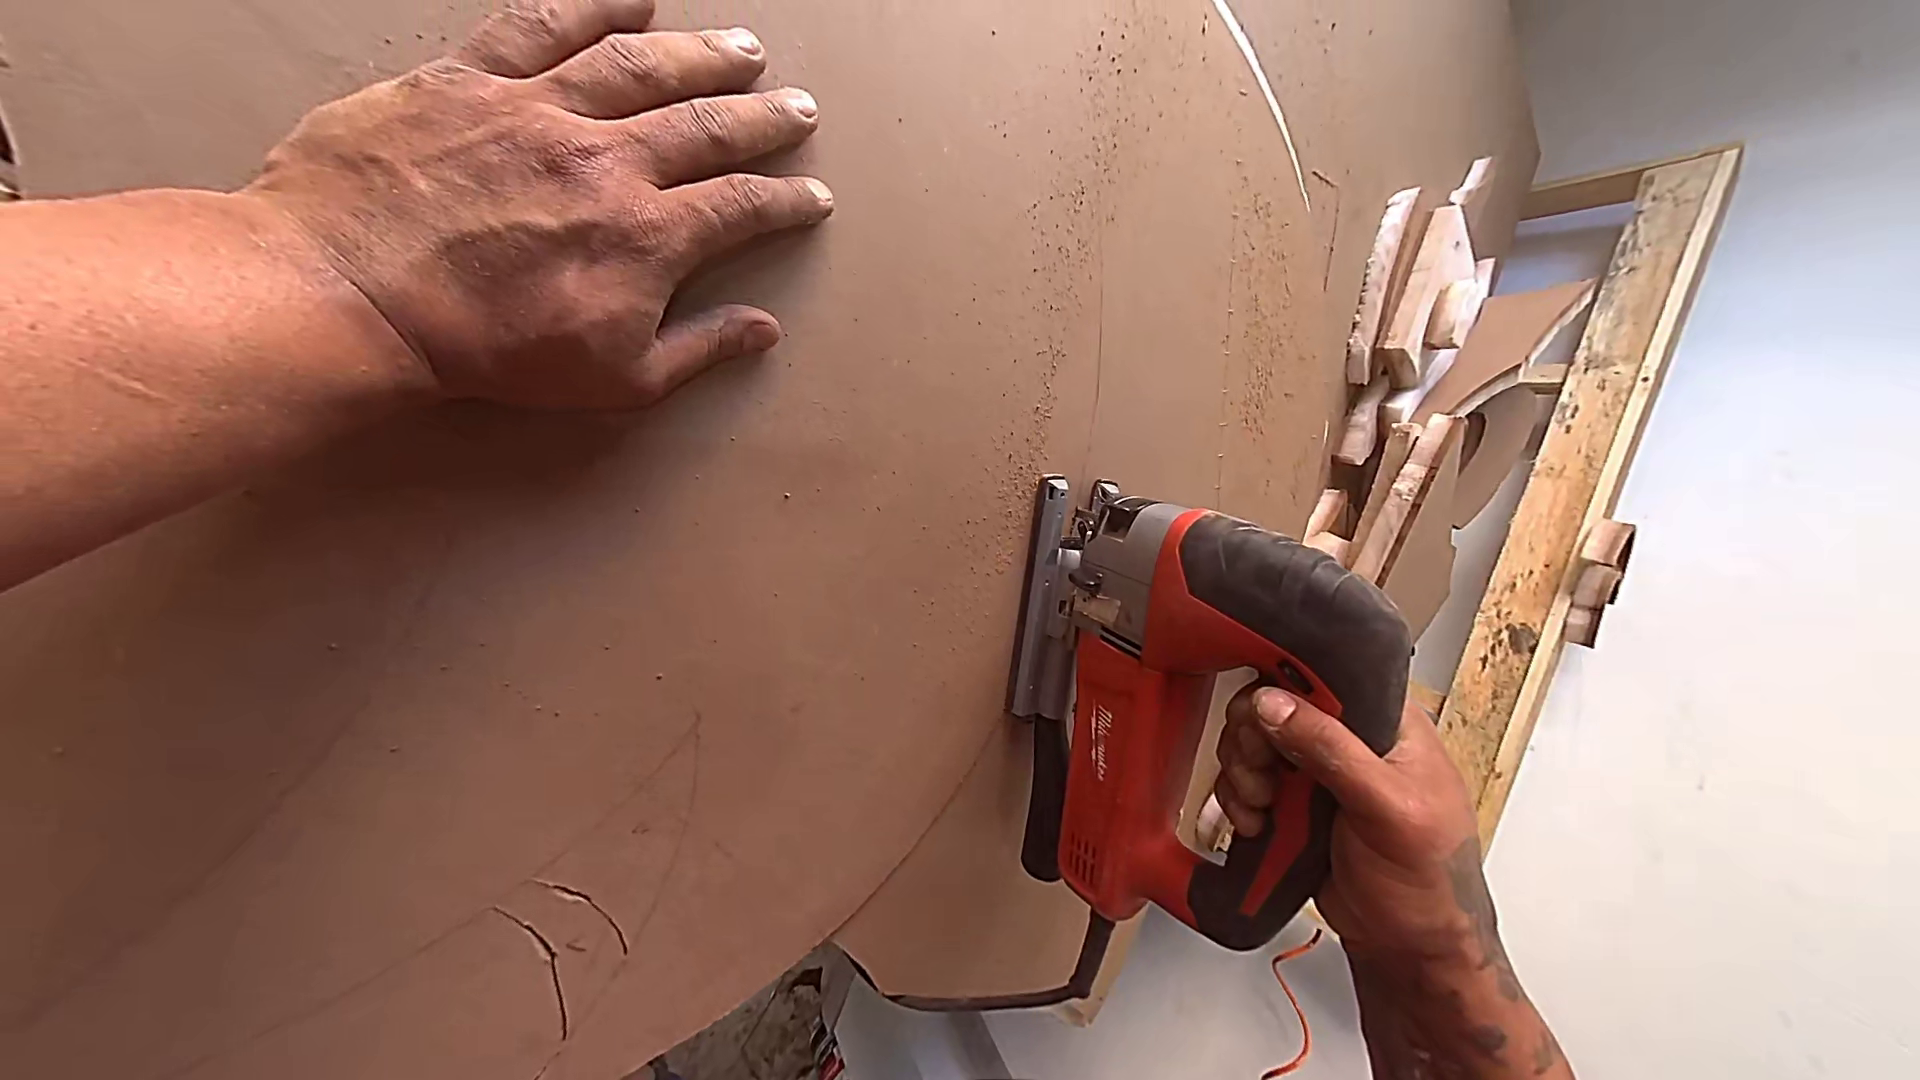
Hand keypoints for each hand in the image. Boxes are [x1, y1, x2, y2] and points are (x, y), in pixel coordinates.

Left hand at [243, 0, 832, 409]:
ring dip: (703, 56)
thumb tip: (764, 329)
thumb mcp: (625, 377)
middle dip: (764, 118)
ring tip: (744, 47)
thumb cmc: (499, 351)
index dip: (787, 201)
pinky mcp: (470, 82)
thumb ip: (703, 347)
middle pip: (708, 127)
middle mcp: (608, 162)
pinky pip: (539, 24)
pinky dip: (591, 3)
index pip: (742, 208)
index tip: (814, 196)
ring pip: (641, 67)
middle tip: (801, 107)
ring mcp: (539, 113)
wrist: (357, 299)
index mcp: (648, 238)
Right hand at [1214, 686, 1500, 970]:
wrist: (1407, 946)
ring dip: (1242, 772)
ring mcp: (1312, 764)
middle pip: (1269, 703)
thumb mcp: (1389, 810)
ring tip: (1261, 805)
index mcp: (1384, 720)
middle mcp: (1344, 733)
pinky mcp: (1288, 792)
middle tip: (1262, 774)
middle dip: (1252, 740)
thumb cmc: (1429, 882)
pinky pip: (1243, 775)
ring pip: (1249, 738)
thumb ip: (1331, 749)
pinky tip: (1256, 820)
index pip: (1317, 674)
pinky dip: (1238, 797)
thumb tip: (1271, 702)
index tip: (1262, 718)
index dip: (1279, 687)